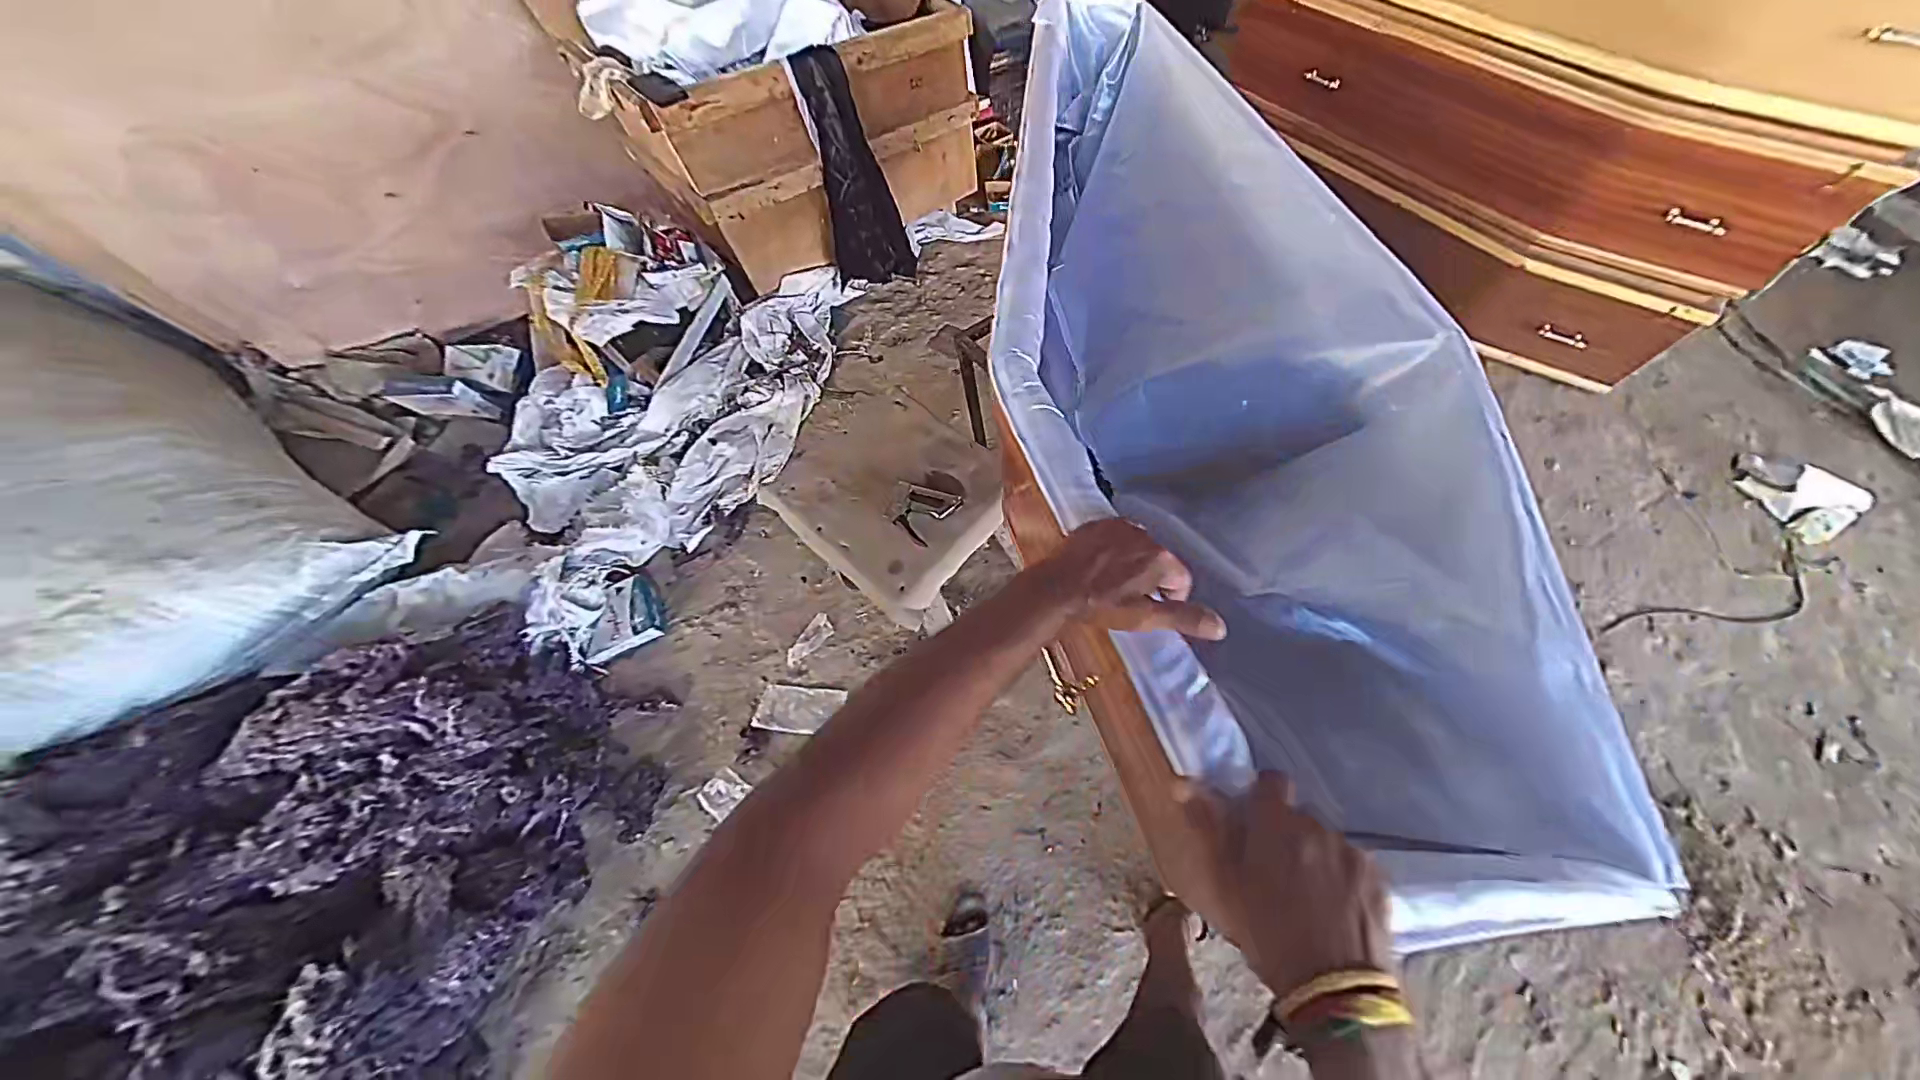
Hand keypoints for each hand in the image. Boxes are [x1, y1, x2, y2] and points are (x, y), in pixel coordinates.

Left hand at [1029, 518, 1225, 639]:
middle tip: (1128, 598)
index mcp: (1160, 558)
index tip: (1148, 609)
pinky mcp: (1096, 524)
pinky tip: (1098, 566)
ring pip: (1138, 547)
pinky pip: (1115, 537)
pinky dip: (1113, 550)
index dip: (1168, 599)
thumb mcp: (1143, 617)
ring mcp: (1117, 526)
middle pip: (1160, 561)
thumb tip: (1220, 626)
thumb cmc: (1099, 606)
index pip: (1181, 580)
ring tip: (1111, 583)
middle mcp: (1144, 535)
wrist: (1054, 589)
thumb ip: (1183, 618)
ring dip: (1132, 562)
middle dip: (1151, 579)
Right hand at [1172, 773, 1393, 996]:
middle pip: (1298, 814)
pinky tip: (1335, 905)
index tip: (1255, 821)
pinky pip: (1351, 861)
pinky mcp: (1376, 875)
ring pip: (1325, 839)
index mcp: (1275, 822)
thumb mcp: (1227, 882)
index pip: (1272, 781)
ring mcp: (1350, 849)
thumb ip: (1209, 827)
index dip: (1262, 796)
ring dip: (1315, 854)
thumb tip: (1182, 784)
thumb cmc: (1268, 934)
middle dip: (1287, 832)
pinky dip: (1342, 874)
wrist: (1334, 989)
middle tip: (1275, 868)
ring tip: (1308, 893)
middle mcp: (1315, 826)